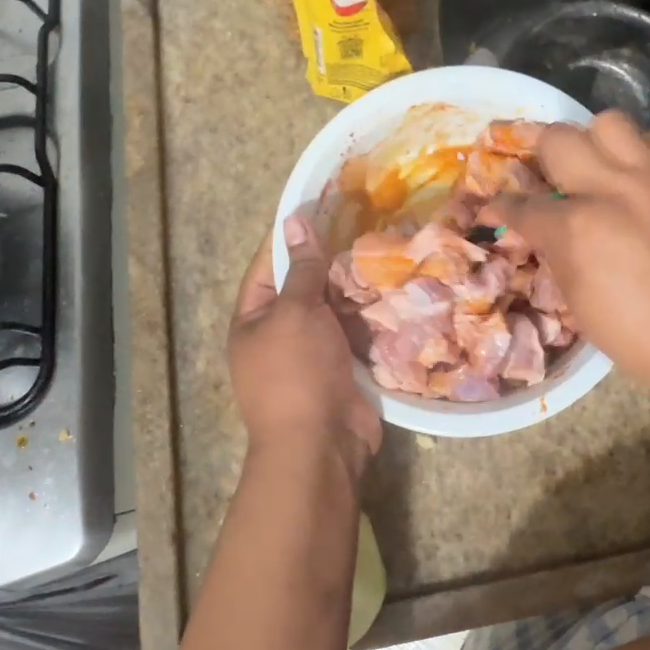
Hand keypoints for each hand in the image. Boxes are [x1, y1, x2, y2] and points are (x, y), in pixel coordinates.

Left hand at [228, 215, 382, 477]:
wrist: (321, 445)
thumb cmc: (295, 373)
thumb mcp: (294, 312)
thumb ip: (301, 268)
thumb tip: (294, 221)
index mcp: (253, 319)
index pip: (268, 264)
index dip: (291, 235)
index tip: (320, 204)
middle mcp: (280, 334)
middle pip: (305, 286)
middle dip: (331, 260)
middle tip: (366, 223)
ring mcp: (313, 354)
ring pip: (336, 309)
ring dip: (356, 287)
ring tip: (386, 248)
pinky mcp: (344, 368)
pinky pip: (357, 333)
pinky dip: (372, 315)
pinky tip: (396, 288)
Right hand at [486, 112, 649, 390]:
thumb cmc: (645, 340)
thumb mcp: (582, 306)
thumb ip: (557, 257)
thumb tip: (541, 233)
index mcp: (576, 229)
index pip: (521, 204)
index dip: (501, 206)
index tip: (497, 208)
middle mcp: (613, 191)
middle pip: (559, 139)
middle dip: (542, 154)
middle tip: (548, 174)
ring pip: (613, 122)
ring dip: (599, 140)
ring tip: (604, 163)